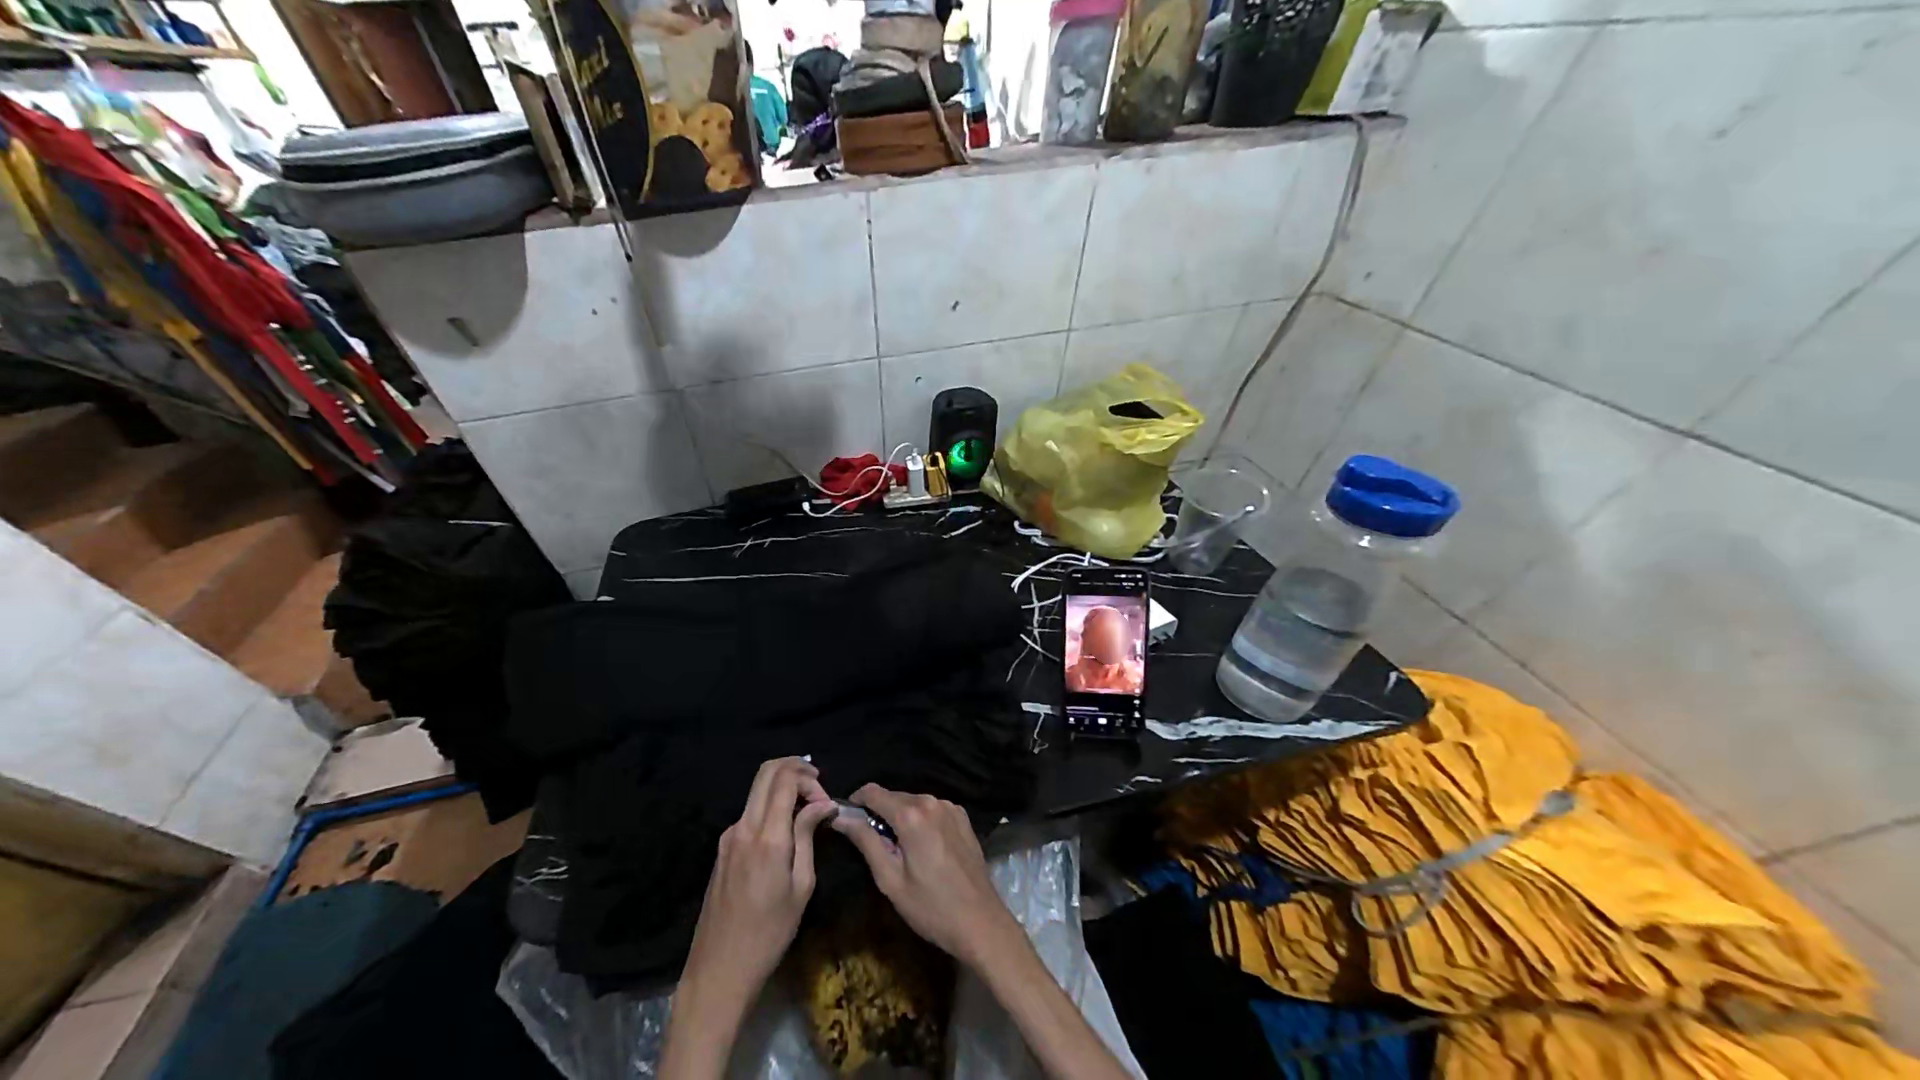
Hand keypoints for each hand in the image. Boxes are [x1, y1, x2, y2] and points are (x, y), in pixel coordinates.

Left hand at [680, 757, 835, 1014]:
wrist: (719, 970)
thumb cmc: (769, 933)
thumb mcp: (801, 887)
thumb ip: (808, 836)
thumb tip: (823, 804)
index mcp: (767, 837)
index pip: (785, 779)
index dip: (810, 779)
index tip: (827, 801)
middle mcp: (743, 827)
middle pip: (766, 772)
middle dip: (795, 768)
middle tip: (818, 784)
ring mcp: (728, 837)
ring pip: (757, 791)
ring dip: (783, 788)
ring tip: (807, 809)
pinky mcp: (723, 849)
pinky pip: (750, 812)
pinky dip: (771, 807)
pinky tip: (786, 829)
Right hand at [831, 783, 1022, 969]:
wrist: (981, 923)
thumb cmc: (930, 907)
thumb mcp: (890, 879)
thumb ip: (866, 842)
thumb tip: (841, 818)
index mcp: (912, 814)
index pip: (873, 792)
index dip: (855, 801)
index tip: (846, 819)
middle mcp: (932, 802)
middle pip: (894, 796)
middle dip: (878, 813)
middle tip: (871, 843)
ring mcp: (951, 808)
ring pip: (914, 803)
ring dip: (900, 817)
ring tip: (896, 849)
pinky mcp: (963, 818)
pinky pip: (932, 811)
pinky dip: (921, 821)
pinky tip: (922, 848)